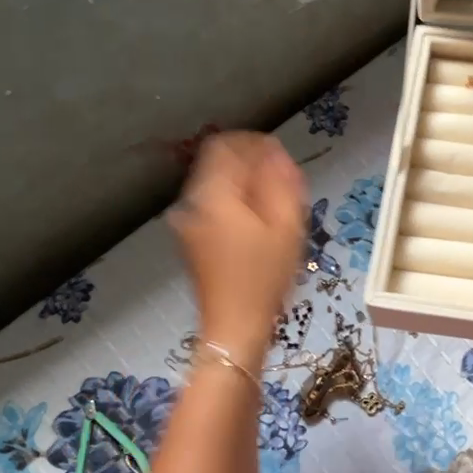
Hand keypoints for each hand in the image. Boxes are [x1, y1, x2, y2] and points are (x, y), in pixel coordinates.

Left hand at [172, 132, 305, 364]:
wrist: (234, 328)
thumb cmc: (264, 277)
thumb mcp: (285, 226)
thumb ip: (280, 181)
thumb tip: (275, 153)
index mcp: (212, 194)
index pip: (224, 145)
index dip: (252, 143)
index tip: (278, 158)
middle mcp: (191, 203)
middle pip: (219, 166)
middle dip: (251, 169)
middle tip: (283, 188)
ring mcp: (187, 225)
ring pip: (217, 189)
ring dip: (245, 190)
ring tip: (276, 212)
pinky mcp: (191, 244)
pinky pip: (213, 211)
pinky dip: (235, 209)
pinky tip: (259, 231)